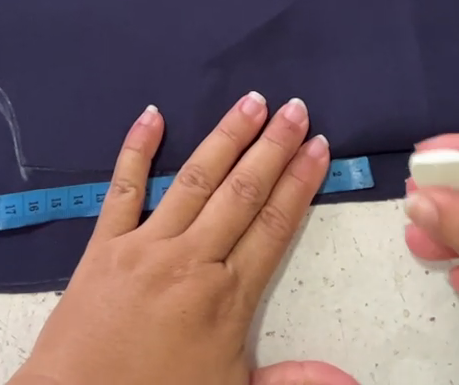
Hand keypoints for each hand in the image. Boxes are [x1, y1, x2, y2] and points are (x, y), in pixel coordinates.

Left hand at [9, 93, 358, 384]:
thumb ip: (293, 383)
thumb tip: (353, 382)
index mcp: (227, 298)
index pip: (273, 226)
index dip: (299, 183)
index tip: (318, 147)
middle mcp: (191, 260)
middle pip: (241, 192)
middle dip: (273, 147)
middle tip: (295, 108)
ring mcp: (146, 246)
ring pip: (195, 179)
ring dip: (226, 138)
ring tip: (251, 102)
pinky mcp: (105, 244)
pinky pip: (124, 189)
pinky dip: (137, 150)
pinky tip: (152, 115)